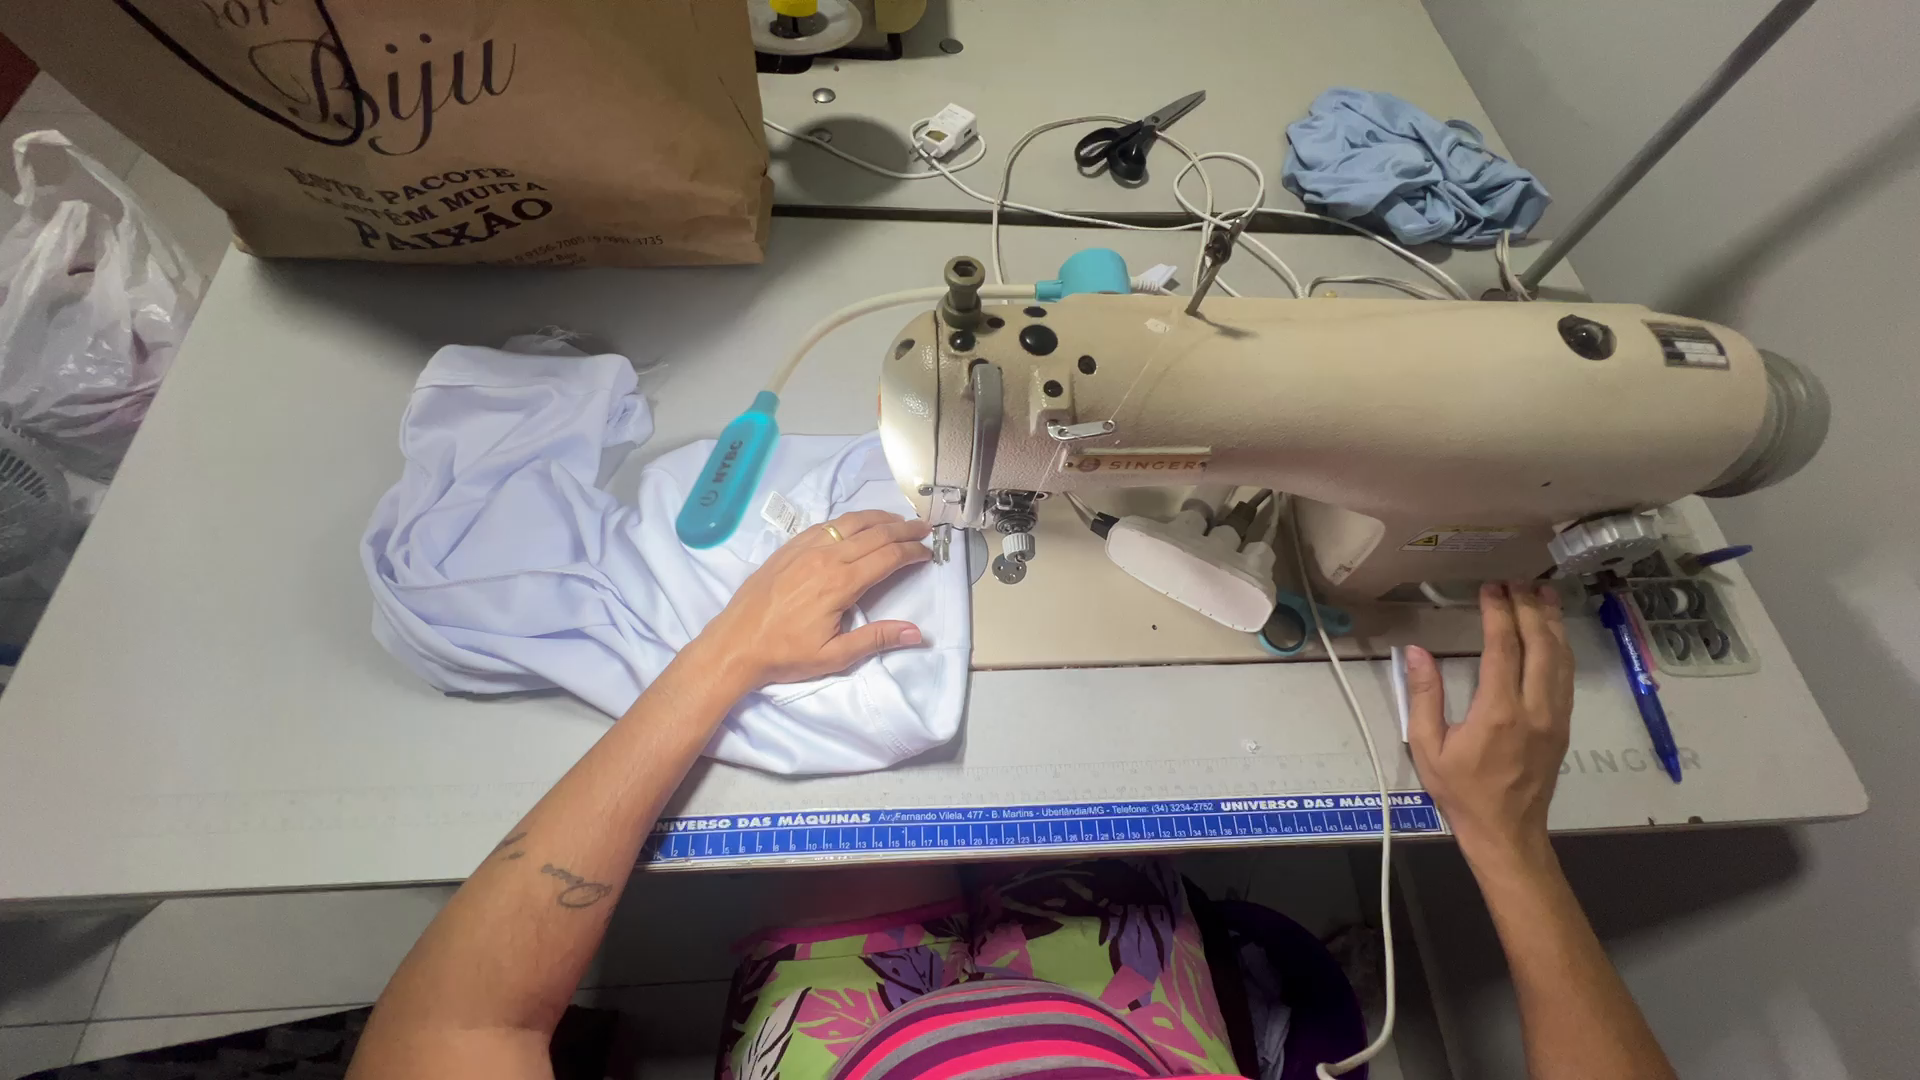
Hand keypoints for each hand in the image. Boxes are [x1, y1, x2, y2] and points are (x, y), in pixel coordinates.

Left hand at [690, 510, 932, 694]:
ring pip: (850, 522)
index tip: (928, 553)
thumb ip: (877, 639)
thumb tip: (916, 633)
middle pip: (874, 533)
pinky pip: (826, 524)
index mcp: (840, 583)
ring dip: (879, 518)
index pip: (887, 557)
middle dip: (904, 529)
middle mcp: (826, 557)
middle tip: (924, 528)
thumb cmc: (785, 654)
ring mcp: (805, 548)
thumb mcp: (834, 656)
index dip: (912, 552)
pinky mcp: (789, 547)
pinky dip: (850, 520)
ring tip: (898, 519)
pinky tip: (857, 524)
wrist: (735, 644)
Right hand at [1406, 581, 1574, 873]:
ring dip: (1552, 624)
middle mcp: (1536, 709)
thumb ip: (1423, 696)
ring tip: (1543, 595)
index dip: (1498, 614)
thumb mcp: (1426, 745)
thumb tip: (1416, 653)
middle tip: (1519, 581)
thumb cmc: (1459, 789)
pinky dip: (1560, 647)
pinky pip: (1565, 677)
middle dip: (1531, 609)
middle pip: (1541, 647)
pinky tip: (1552, 634)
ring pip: (1561, 660)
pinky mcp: (1562, 726)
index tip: (1491, 589)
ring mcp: (1555, 718)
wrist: (1506, 831)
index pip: (1503, 649)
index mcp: (1499, 712)